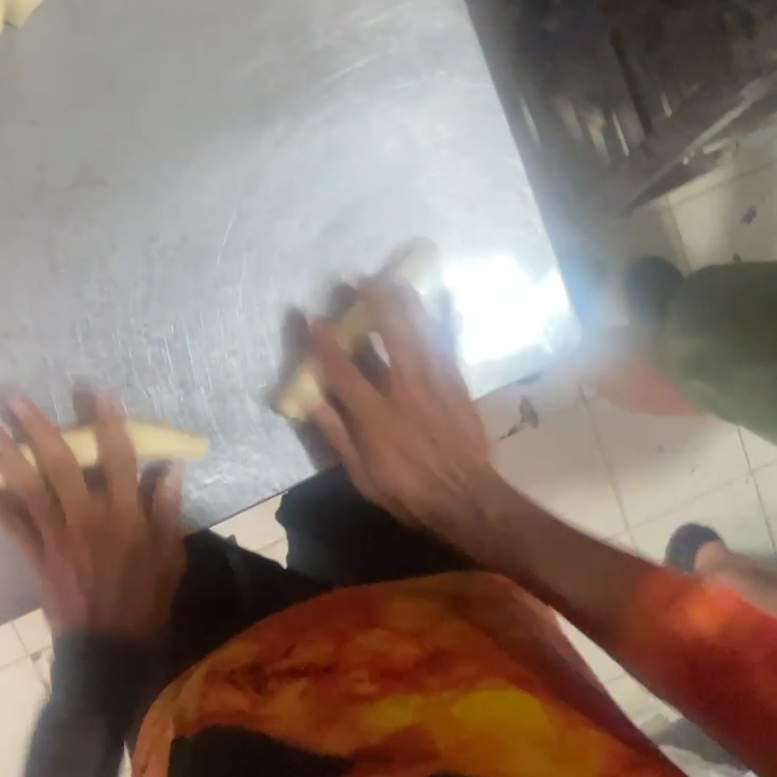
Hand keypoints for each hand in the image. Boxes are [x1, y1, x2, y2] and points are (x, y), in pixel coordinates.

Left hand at [0, 391, 185, 641]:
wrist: (108, 649)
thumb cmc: (146, 601)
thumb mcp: (170, 556)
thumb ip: (167, 509)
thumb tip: (169, 467)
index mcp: (124, 516)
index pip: (117, 458)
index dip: (109, 423)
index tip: (98, 392)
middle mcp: (86, 518)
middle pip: (60, 464)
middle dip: (36, 428)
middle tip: (13, 398)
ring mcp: (56, 535)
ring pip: (27, 488)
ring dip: (3, 456)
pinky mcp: (36, 553)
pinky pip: (10, 524)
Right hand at [307, 280, 508, 563]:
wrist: (467, 498)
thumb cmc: (408, 490)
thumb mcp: (361, 473)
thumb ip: (337, 434)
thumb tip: (312, 402)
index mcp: (374, 412)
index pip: (342, 368)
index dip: (323, 340)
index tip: (310, 314)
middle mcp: (404, 388)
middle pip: (388, 333)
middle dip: (371, 302)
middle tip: (357, 279)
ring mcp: (435, 382)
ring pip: (421, 332)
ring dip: (406, 302)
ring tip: (395, 278)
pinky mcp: (457, 385)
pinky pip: (451, 345)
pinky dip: (449, 320)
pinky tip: (449, 297)